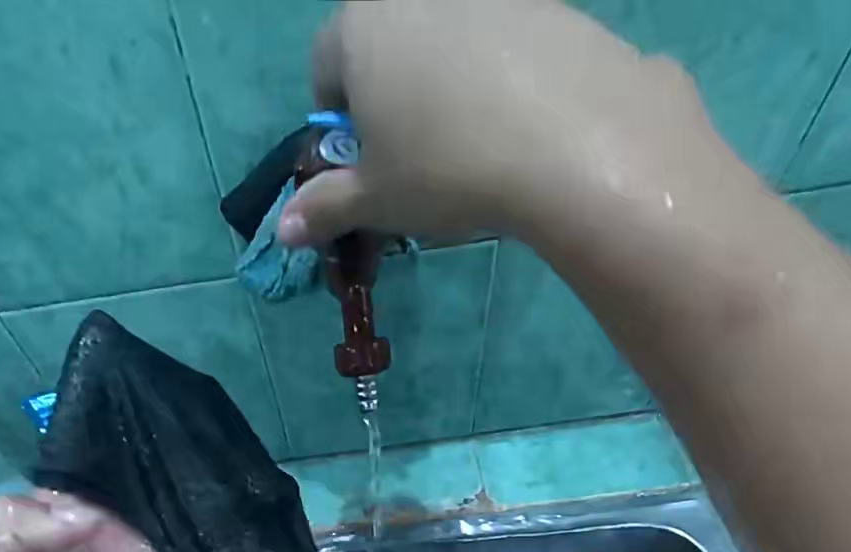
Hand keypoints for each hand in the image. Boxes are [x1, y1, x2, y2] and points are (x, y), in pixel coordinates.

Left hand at [0, 491, 201, 551]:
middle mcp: (97, 545)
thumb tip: (90, 515)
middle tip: (157, 538)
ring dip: (189, 543)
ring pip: (171, 544)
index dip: (92, 502)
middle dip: (154, 515)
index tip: (98, 528)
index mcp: (49, 530)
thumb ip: (16, 537)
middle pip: (136, 512)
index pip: (80, 495)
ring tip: (205, 546)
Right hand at [278, 0, 735, 248]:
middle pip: (386, 52)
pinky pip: (503, 47)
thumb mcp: (379, 201)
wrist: (566, 142)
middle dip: (393, 105)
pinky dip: (502, 82)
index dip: (340, 127)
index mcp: (360, 28)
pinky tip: (524, 127)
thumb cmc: (447, 171)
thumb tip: (284, 230)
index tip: (366, 166)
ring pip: (447, 47)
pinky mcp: (542, 5)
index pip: (325, 72)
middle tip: (422, 163)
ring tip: (479, 148)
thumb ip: (326, 209)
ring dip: (448, 91)